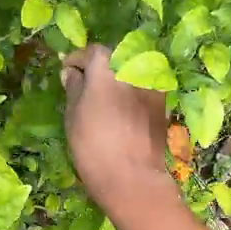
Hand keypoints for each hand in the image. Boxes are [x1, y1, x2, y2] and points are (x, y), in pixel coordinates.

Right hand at [62, 44, 179, 218]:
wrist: (132, 177)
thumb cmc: (93, 145)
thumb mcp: (73, 115)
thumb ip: (74, 87)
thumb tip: (71, 72)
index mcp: (107, 64)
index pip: (89, 52)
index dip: (75, 62)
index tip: (67, 73)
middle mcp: (133, 66)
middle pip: (113, 59)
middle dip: (99, 69)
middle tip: (85, 86)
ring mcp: (152, 83)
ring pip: (130, 73)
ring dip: (117, 80)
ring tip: (105, 99)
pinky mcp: (163, 102)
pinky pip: (143, 89)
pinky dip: (132, 93)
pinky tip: (124, 111)